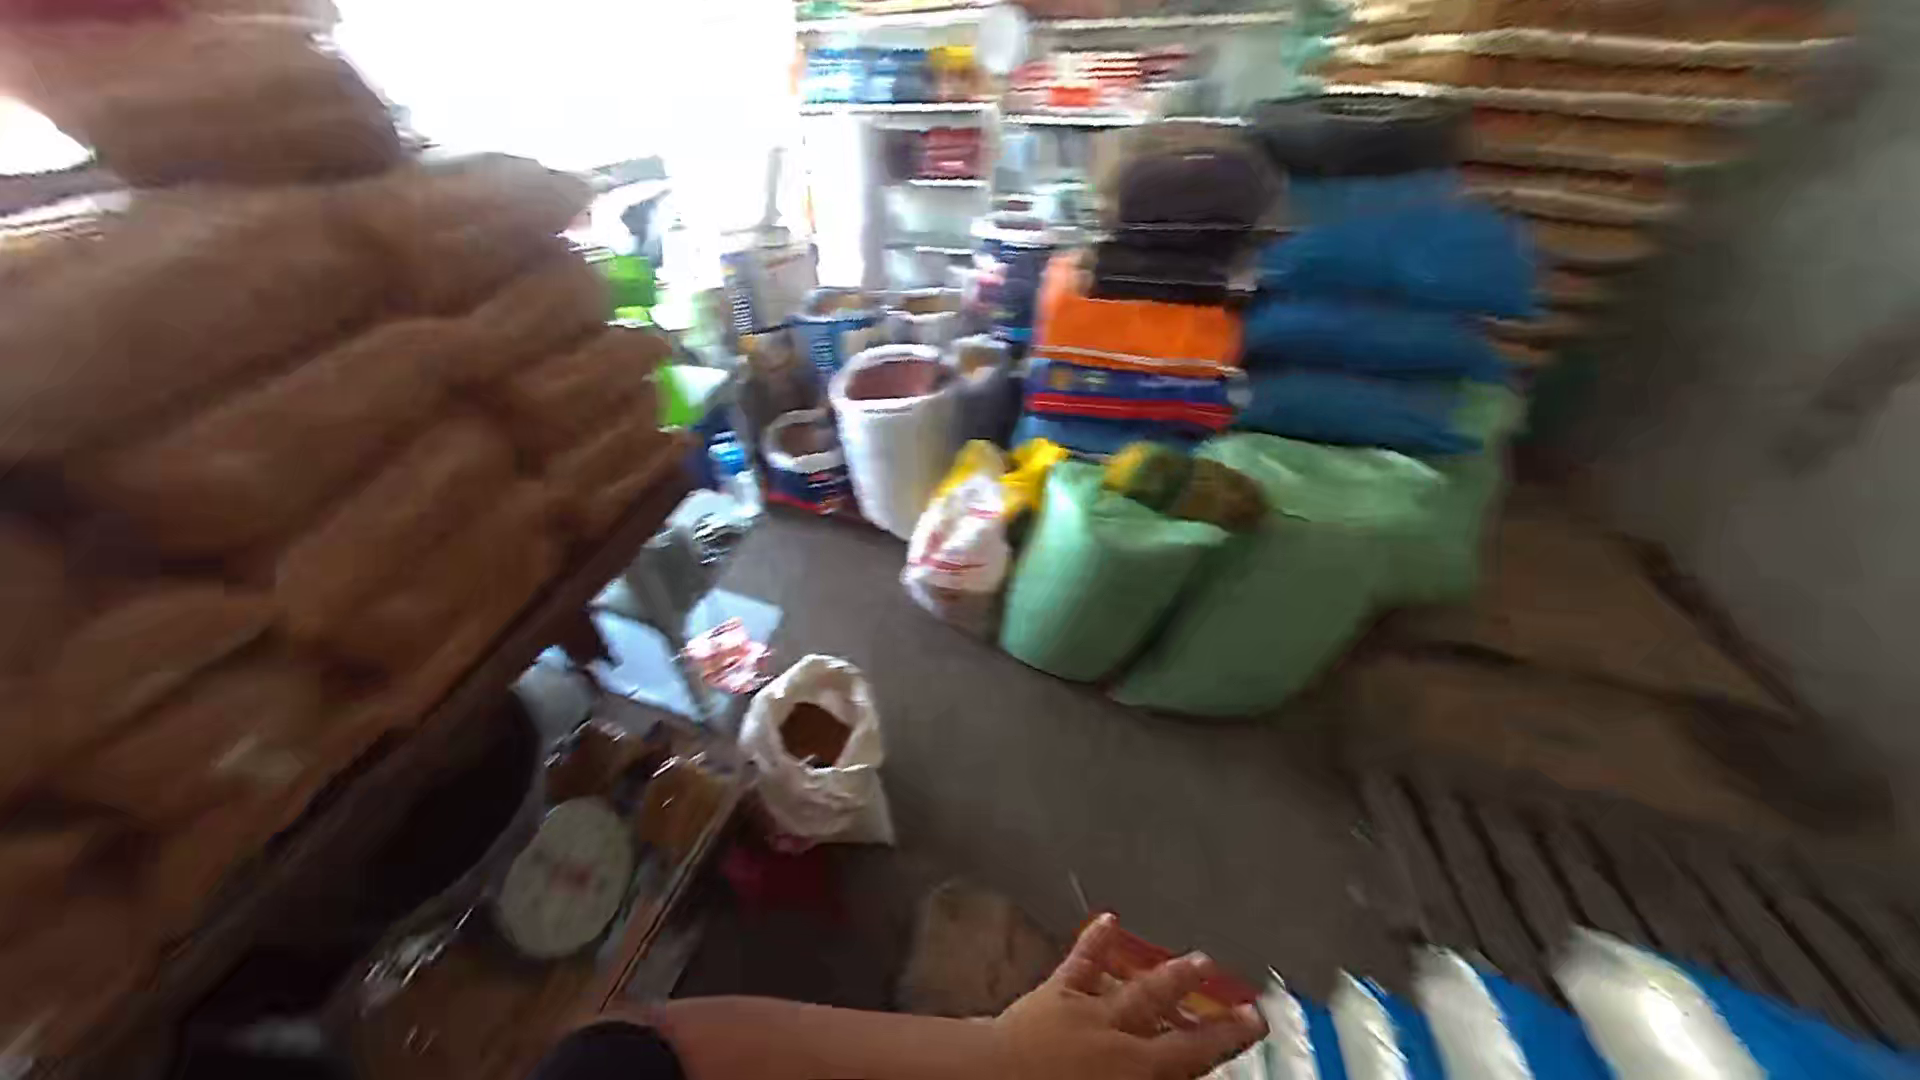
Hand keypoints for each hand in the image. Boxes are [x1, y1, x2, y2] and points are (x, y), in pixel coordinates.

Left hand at [990, 914, 1267, 1079]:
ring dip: (1167, 972)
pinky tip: (1110, 917)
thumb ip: (1153, 1078)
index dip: (1226, 1037)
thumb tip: (1179, 1071)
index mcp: (1134, 1069)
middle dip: (1205, 1002)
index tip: (1252, 1018)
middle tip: (1235, 985)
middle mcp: (1117, 1033)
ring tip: (1197, 956)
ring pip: (1136, 986)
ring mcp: (1087, 1007)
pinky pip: (1081, 961)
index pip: (1192, 1052)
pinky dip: (1097, 939)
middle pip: (1170, 1014)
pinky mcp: (1057, 991)